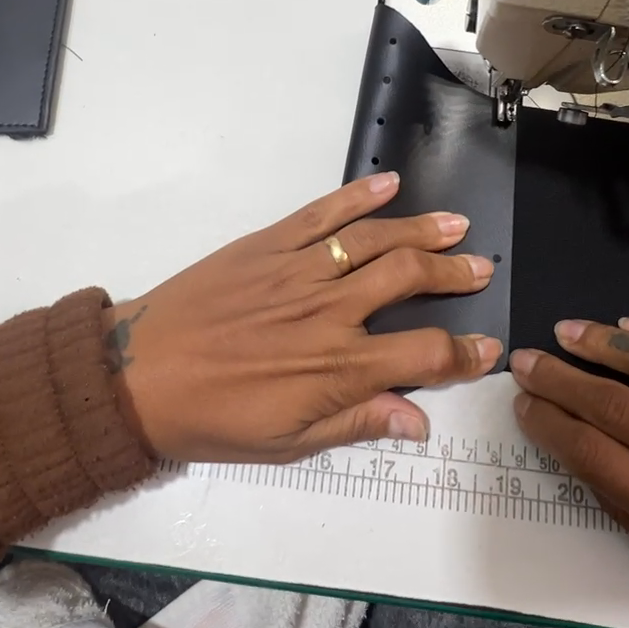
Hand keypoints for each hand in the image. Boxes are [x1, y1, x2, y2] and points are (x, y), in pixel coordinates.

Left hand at [104, 172, 501, 463]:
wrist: (140, 374)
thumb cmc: (214, 418)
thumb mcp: (287, 443)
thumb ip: (357, 424)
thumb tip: (420, 420)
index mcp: (336, 367)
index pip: (422, 354)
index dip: (464, 353)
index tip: (488, 347)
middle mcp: (328, 310)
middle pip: (407, 278)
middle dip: (453, 274)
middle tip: (482, 267)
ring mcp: (299, 269)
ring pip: (373, 239)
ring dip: (420, 229)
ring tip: (456, 225)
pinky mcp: (269, 242)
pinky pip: (321, 213)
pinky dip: (357, 195)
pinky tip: (388, 184)